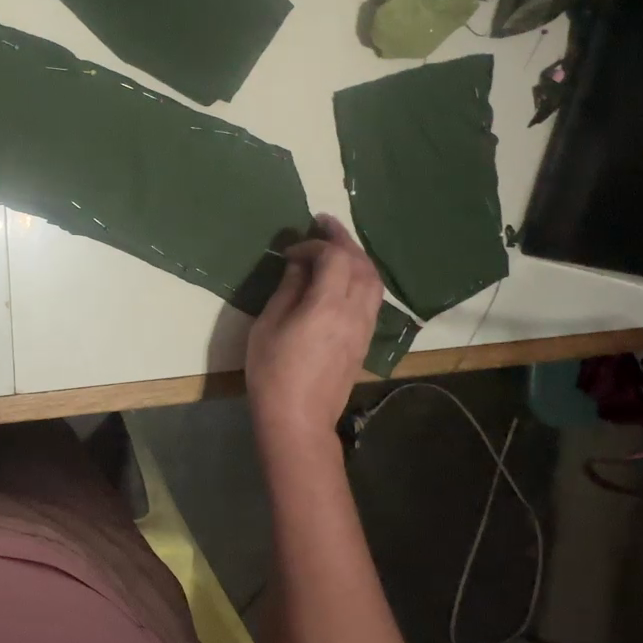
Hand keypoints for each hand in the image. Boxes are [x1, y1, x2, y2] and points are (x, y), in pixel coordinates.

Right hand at [245, 215, 384, 441]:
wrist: (298, 418)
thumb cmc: (273, 372)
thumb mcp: (268, 326)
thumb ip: (288, 290)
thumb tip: (298, 265)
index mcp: (328, 306)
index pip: (334, 258)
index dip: (314, 246)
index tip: (290, 252)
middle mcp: (355, 312)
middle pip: (361, 264)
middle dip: (343, 240)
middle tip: (323, 224)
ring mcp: (365, 327)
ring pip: (374, 280)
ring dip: (357, 258)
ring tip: (338, 247)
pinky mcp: (365, 340)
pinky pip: (373, 298)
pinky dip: (362, 278)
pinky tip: (345, 278)